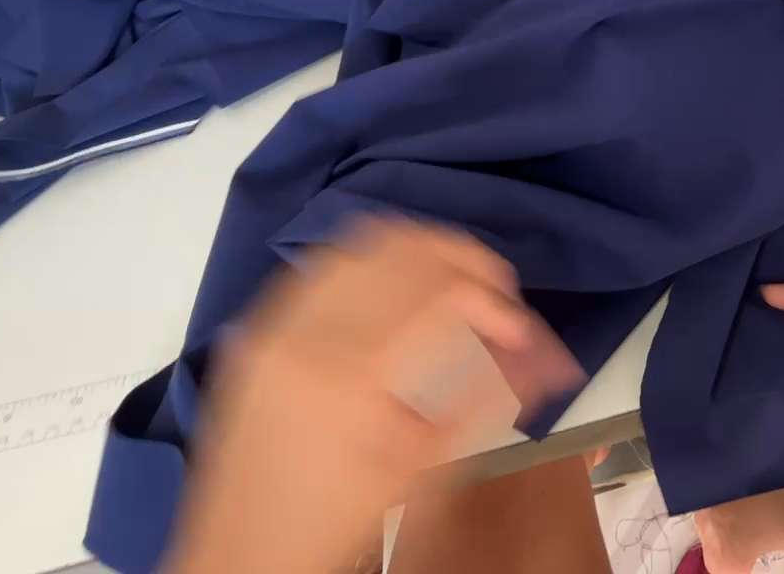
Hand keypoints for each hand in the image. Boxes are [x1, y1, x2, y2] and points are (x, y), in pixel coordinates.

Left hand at [161, 217, 580, 573]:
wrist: (236, 559)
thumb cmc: (335, 524)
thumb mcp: (423, 470)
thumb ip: (489, 398)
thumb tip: (547, 356)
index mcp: (352, 378)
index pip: (446, 297)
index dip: (498, 304)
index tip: (520, 331)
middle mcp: (310, 334)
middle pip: (411, 251)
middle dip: (471, 263)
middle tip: (497, 294)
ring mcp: (279, 325)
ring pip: (369, 242)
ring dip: (427, 249)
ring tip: (457, 279)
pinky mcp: (263, 327)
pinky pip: (328, 261)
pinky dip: (378, 255)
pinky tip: (402, 277)